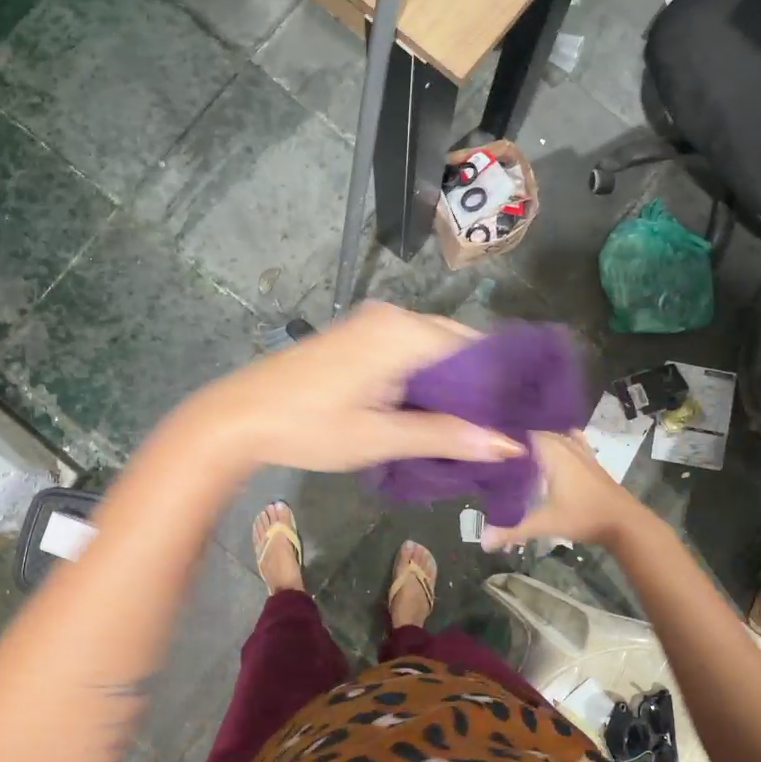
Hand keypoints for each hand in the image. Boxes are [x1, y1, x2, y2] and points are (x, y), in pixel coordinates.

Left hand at [188, 303, 525, 472]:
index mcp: (403, 332)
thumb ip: (446, 436)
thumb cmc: (308, 428)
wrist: (237, 417)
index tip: (523, 421)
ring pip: (435, 352)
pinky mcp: (359, 338)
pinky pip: (412, 354)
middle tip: (502, 432)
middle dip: (481, 388)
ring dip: (454, 387)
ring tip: (476, 429)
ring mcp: (373, 324)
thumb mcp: (380, 438)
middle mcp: (393, 317)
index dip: (503, 386)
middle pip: (458, 347)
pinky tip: (436, 414)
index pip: (477, 349)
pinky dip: (428, 381)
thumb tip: (510, 444)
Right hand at [482, 432, 650, 550]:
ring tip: (512, 454)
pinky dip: (555, 445)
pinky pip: (567, 442)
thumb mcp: (544, 523)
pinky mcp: (588, 458)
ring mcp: (579, 448)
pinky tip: (546, 454)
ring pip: (550, 437)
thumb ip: (511, 529)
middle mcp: (563, 442)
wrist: (624, 522)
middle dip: (513, 442)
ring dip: (534, 443)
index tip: (481, 445)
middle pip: (532, 434)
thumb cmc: (583, 515)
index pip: (517, 431)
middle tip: (490, 455)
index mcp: (550, 449)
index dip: (498, 437)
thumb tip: (482, 542)